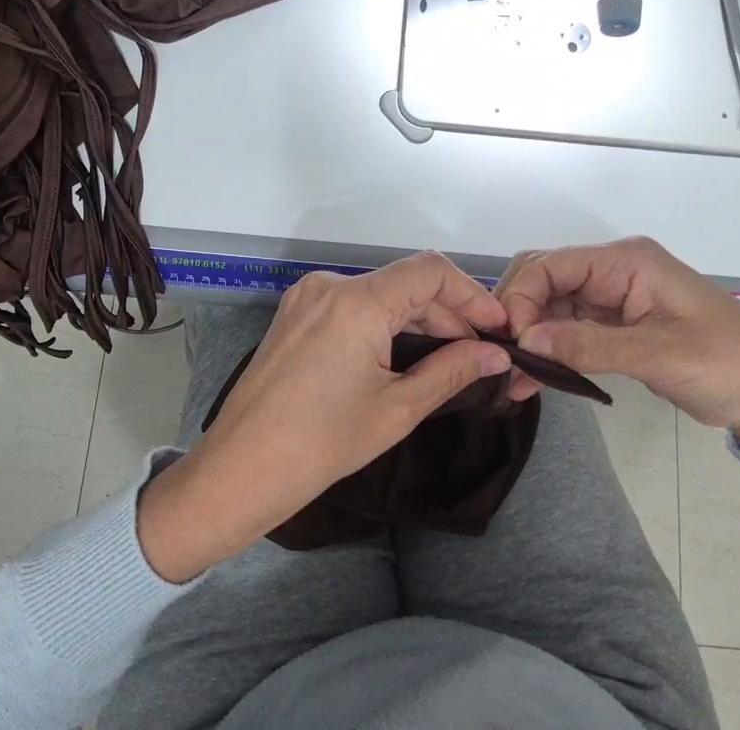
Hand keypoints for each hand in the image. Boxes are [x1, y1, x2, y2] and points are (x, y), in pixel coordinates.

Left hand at [137, 252, 511, 581]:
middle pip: (404, 283)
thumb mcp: (397, 408)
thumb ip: (451, 371)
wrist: (242, 468)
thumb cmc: (321, 443)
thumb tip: (495, 355)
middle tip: (480, 354)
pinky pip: (352, 307)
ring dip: (417, 320)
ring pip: (379, 295)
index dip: (471, 294)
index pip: (430, 270)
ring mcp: (307, 298)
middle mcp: (329, 286)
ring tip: (448, 359)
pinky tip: (405, 355)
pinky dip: (384, 324)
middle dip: (447, 313)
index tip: (496, 328)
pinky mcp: (296, 316)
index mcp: (356, 301)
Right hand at [496, 237, 739, 471]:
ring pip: (550, 309)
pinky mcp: (616, 330)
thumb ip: (589, 345)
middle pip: (544, 280)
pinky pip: (568, 333)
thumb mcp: (660, 355)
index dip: (521, 298)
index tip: (510, 342)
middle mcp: (614, 273)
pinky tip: (531, 380)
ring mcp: (613, 302)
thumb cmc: (731, 365)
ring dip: (529, 337)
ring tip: (509, 377)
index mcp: (627, 262)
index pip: (551, 265)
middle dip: (517, 313)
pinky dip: (548, 353)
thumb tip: (527, 340)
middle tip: (502, 357)